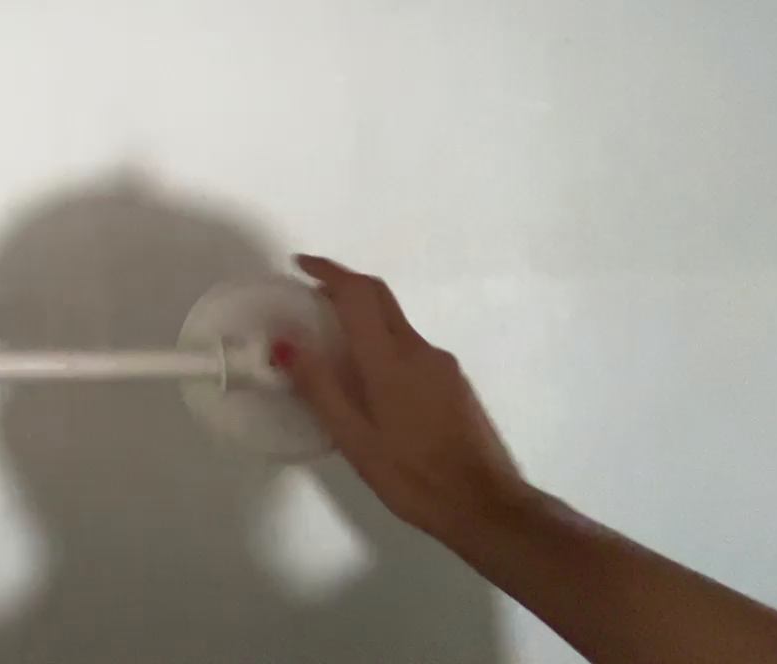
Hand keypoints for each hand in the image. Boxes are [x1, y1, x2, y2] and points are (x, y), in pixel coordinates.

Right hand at [281, 255, 534, 541]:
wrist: (491, 511)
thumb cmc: (413, 475)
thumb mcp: (352, 437)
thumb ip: (318, 385)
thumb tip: (284, 340)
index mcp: (389, 359)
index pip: (358, 293)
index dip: (328, 271)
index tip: (299, 264)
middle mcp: (419, 350)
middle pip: (379, 297)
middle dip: (343, 285)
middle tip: (309, 295)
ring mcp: (442, 365)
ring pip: (395, 322)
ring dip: (361, 316)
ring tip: (331, 343)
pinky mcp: (454, 382)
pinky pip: (409, 345)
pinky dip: (381, 341)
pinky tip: (368, 377)